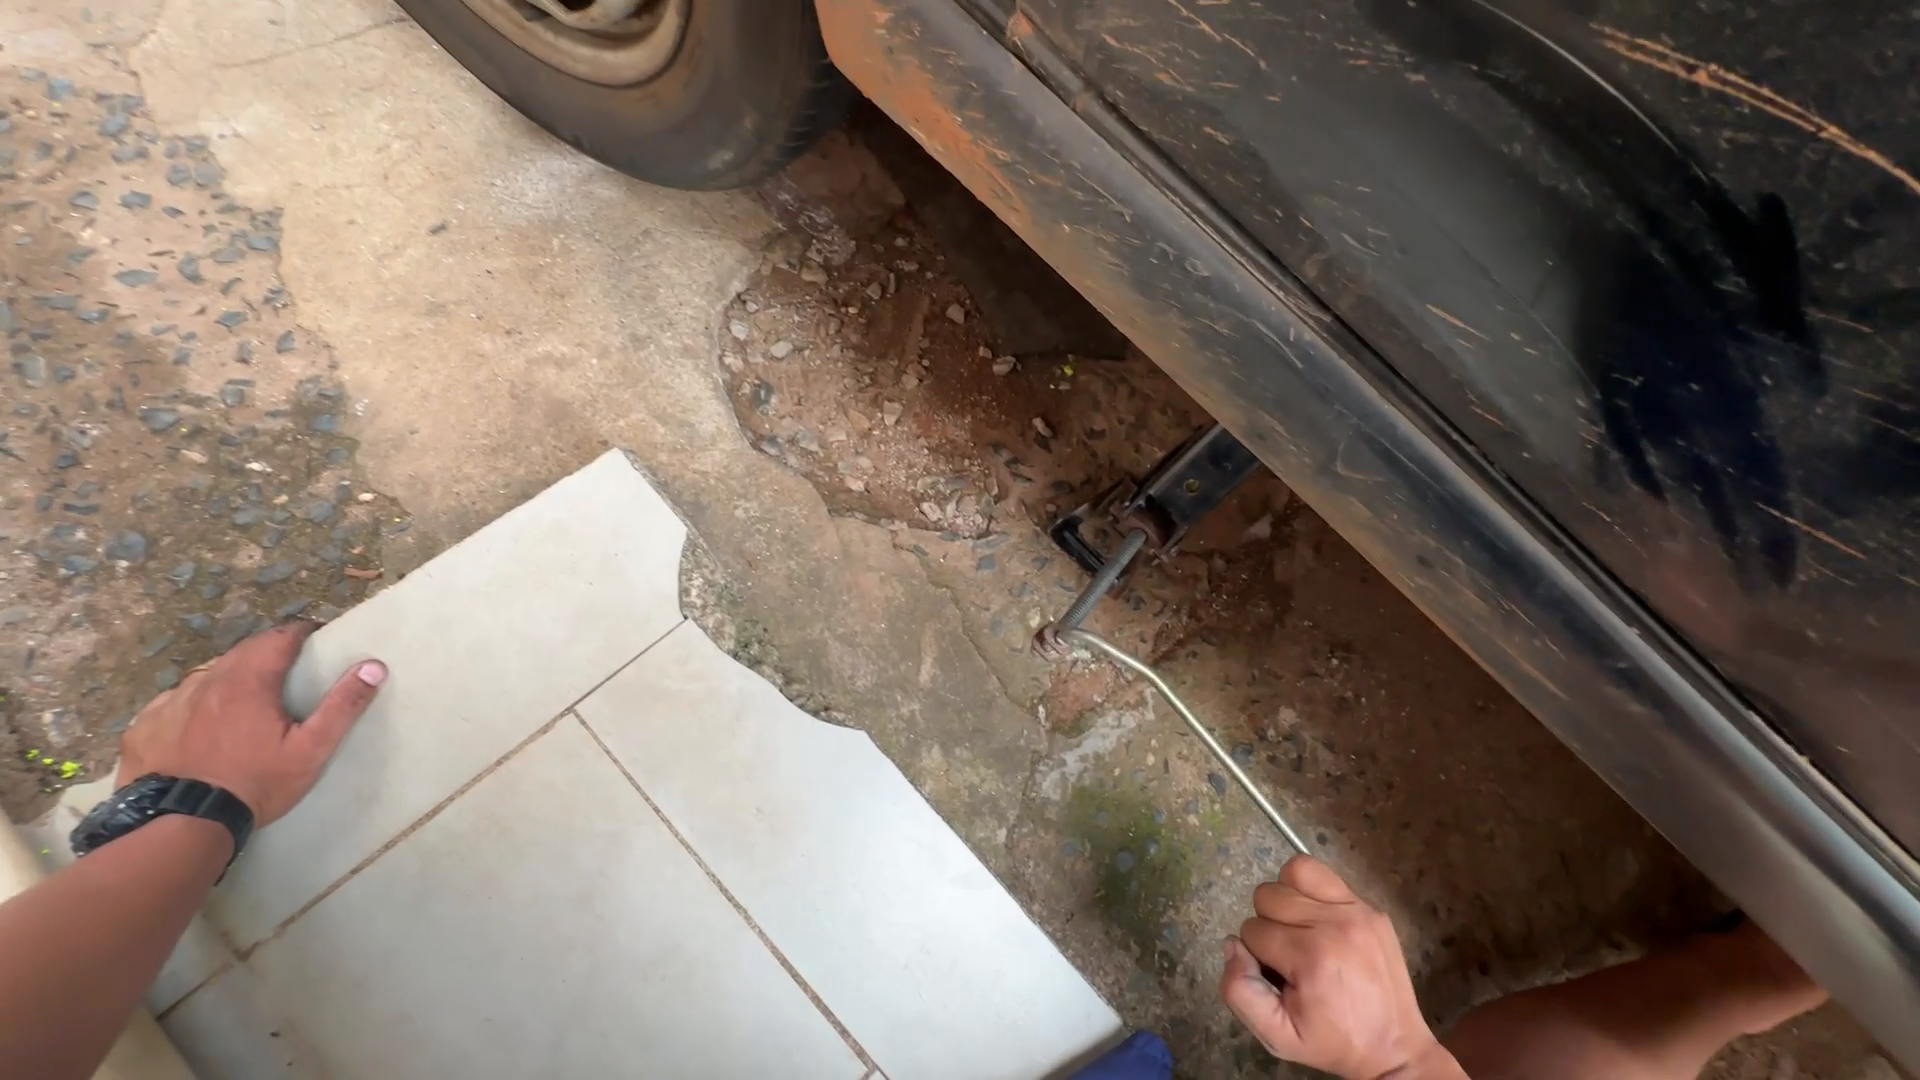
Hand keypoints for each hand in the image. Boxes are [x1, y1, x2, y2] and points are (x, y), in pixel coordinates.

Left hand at [117, 622, 385, 826]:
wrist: (179, 827)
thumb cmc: (256, 783)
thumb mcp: (312, 748)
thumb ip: (343, 705)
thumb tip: (373, 666)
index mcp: (247, 683)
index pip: (276, 638)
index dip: (298, 632)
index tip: (315, 636)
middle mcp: (204, 684)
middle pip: (240, 652)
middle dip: (266, 651)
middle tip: (287, 666)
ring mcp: (167, 705)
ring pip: (205, 675)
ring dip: (230, 676)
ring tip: (245, 696)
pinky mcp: (142, 729)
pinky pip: (172, 701)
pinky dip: (192, 702)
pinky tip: (200, 722)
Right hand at [1220, 856, 1461, 1079]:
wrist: (1395, 1050)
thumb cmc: (1332, 1042)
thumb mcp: (1277, 1037)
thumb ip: (1238, 991)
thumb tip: (1232, 944)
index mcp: (1311, 958)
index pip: (1251, 931)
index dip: (1257, 956)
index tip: (1280, 978)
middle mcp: (1334, 925)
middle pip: (1266, 897)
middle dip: (1268, 926)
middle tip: (1289, 957)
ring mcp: (1356, 910)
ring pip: (1288, 876)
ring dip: (1285, 902)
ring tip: (1300, 931)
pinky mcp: (1369, 906)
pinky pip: (1318, 871)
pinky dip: (1305, 885)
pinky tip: (1314, 914)